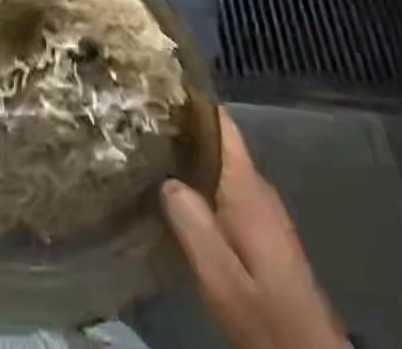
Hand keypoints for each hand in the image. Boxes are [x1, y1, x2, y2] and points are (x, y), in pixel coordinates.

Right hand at [161, 108, 345, 348]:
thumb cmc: (262, 310)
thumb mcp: (218, 273)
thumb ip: (191, 222)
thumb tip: (167, 180)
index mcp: (246, 187)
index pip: (222, 127)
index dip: (193, 105)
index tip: (159, 91)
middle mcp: (256, 189)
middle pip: (217, 144)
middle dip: (182, 131)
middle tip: (139, 124)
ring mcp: (261, 209)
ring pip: (219, 167)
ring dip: (189, 157)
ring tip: (149, 152)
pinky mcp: (260, 229)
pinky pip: (223, 188)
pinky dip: (198, 181)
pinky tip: (174, 192)